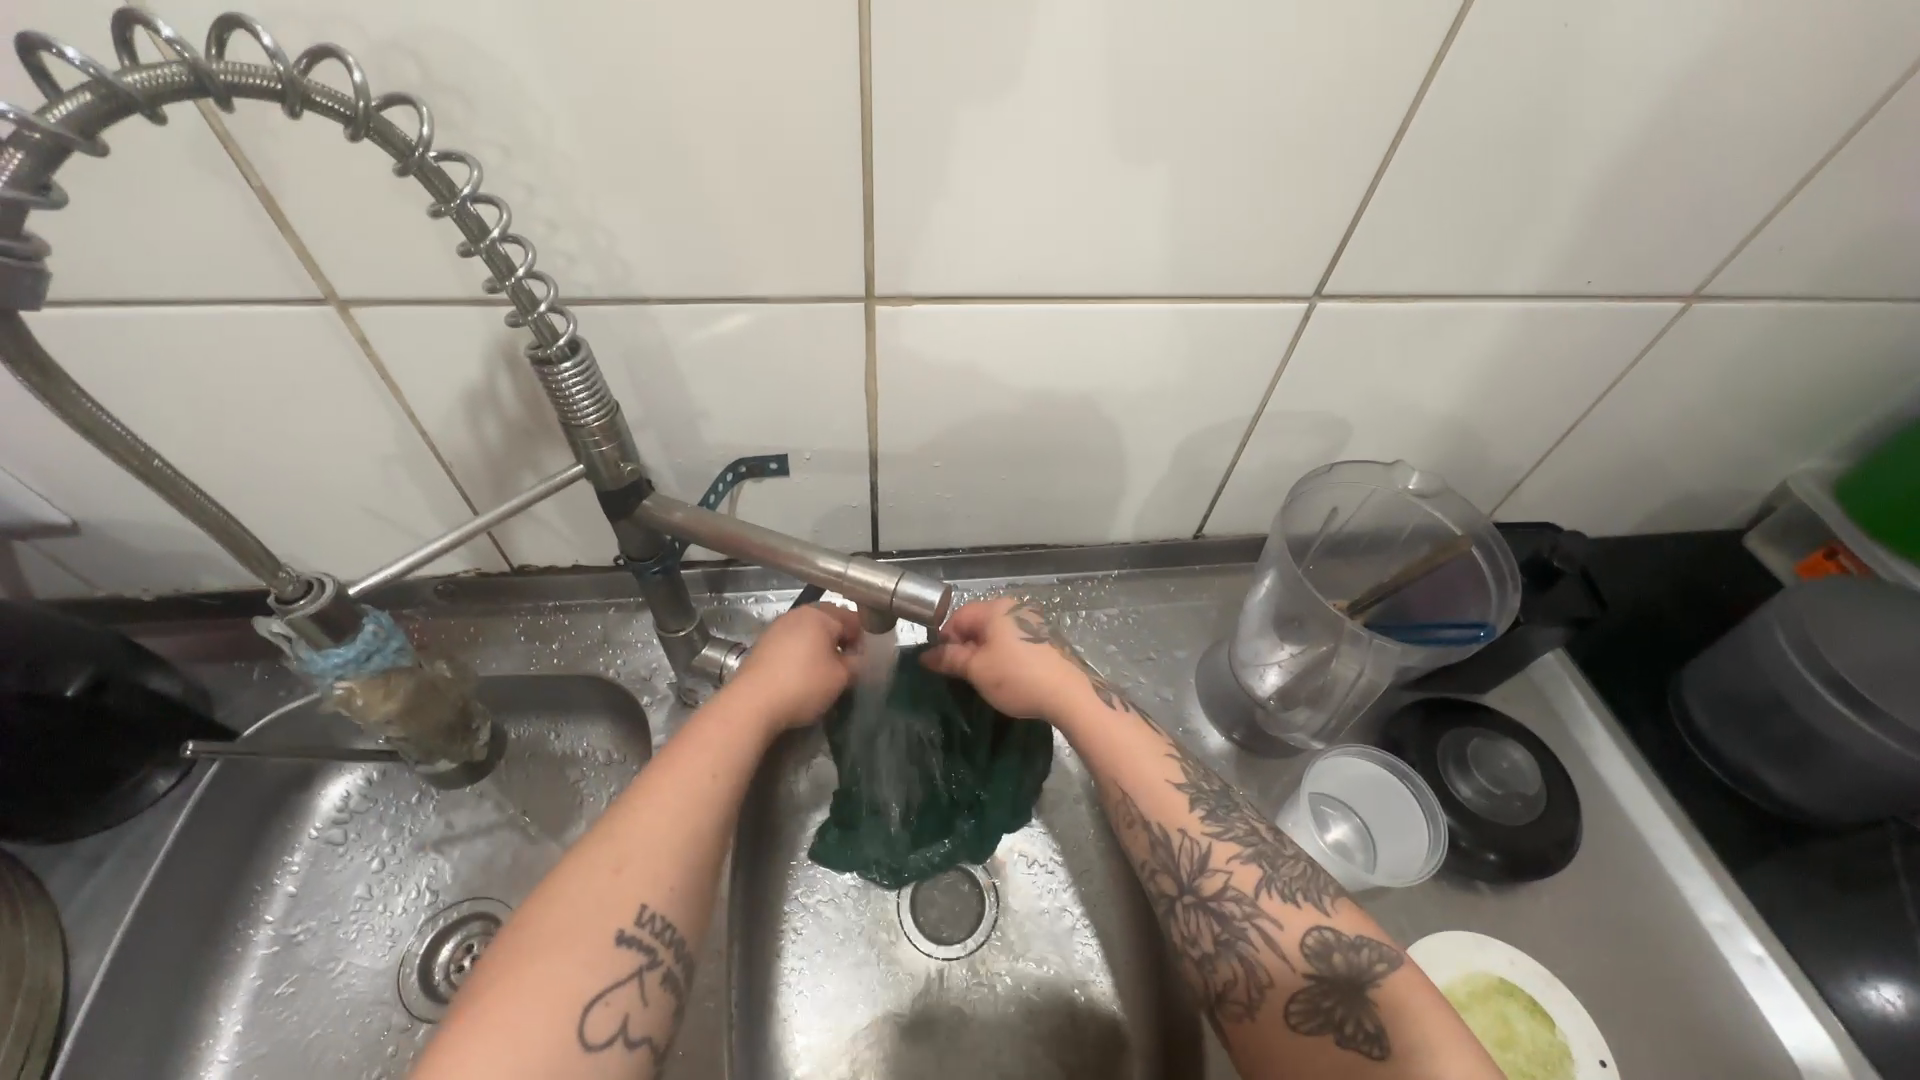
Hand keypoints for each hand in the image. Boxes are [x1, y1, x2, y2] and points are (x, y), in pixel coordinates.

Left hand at [725, 603, 863, 731]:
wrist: (752, 704)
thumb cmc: (803, 685)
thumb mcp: (841, 677)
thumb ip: (857, 664)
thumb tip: (858, 659)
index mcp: (820, 614)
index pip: (853, 619)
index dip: (864, 640)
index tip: (866, 661)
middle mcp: (797, 614)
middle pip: (829, 622)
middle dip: (841, 641)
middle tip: (848, 666)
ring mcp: (777, 628)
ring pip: (809, 633)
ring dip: (821, 648)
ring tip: (826, 672)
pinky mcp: (763, 645)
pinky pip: (792, 643)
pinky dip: (802, 654)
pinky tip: (803, 675)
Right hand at [921, 597, 1122, 724]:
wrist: (1069, 694)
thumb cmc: (1016, 677)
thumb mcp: (977, 670)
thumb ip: (949, 659)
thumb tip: (925, 656)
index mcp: (997, 608)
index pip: (959, 616)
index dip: (945, 639)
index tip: (943, 664)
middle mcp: (1016, 608)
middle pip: (979, 623)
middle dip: (967, 647)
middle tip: (963, 674)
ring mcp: (1035, 622)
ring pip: (998, 634)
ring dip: (986, 653)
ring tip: (985, 678)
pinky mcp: (1047, 639)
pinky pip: (1016, 642)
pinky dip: (1006, 656)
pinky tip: (1009, 677)